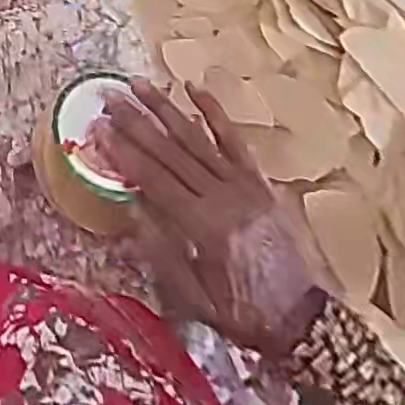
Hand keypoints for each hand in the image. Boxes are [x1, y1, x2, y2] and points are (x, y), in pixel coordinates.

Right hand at [102, 80, 327, 356]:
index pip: (153, 178)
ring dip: (165, 107)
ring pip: (196, 137)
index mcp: (204, 226)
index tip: (99, 128)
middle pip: (170, 150)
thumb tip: (129, 209)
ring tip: (139, 84)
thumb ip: (160, 252)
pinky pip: (234, 138)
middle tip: (109, 97)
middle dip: (135, 121)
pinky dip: (213, 111)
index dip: (123, 151)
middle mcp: (223, 196)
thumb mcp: (195, 299)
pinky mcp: (259, 179)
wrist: (305, 320)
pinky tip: (194, 88)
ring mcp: (244, 183)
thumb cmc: (244, 314)